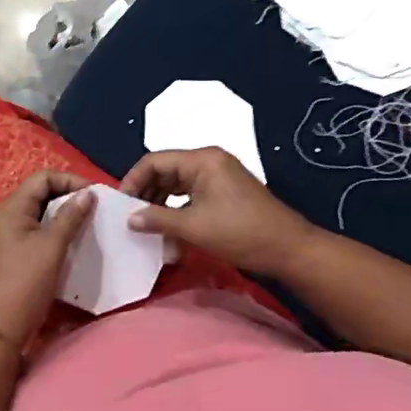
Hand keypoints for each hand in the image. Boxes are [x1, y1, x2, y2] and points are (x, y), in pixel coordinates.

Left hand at [0, 172, 94, 343]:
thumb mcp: (52, 245)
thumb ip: (70, 216)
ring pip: (43, 211)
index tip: (95, 194)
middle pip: (42, 192)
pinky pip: (41, 228)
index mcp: (12, 207)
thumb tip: (88, 194)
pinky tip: (78, 237)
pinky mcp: (19, 248)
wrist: (5, 321)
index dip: (70, 181)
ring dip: (66, 213)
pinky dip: (59, 228)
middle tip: (97, 207)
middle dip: (69, 195)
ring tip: (91, 221)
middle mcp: (9, 214)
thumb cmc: (28, 279)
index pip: (43, 178)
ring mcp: (12, 232)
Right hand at [120, 148, 313, 274]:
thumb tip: (129, 219)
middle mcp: (209, 161)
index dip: (133, 180)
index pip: (154, 161)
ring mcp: (218, 176)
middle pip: (164, 170)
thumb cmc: (241, 232)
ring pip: (176, 183)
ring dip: (159, 202)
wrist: (290, 250)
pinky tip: (166, 227)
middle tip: (129, 215)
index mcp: (202, 160)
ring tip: (145, 223)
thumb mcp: (194, 227)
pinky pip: (190, 194)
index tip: (120, 204)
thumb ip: (157, 219)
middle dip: (145, 192)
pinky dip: (175, 208)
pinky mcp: (224, 192)